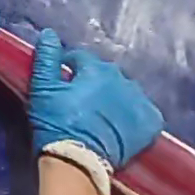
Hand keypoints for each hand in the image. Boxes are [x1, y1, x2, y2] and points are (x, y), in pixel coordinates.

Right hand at [28, 29, 162, 167]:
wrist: (77, 160)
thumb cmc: (55, 121)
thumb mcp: (42, 89)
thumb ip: (46, 59)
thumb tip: (49, 34)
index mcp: (97, 71)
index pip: (82, 58)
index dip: (68, 66)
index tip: (59, 79)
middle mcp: (124, 81)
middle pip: (105, 73)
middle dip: (92, 80)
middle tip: (76, 97)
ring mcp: (140, 103)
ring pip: (124, 91)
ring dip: (112, 96)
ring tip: (96, 111)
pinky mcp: (151, 124)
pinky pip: (142, 110)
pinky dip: (131, 112)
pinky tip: (117, 122)